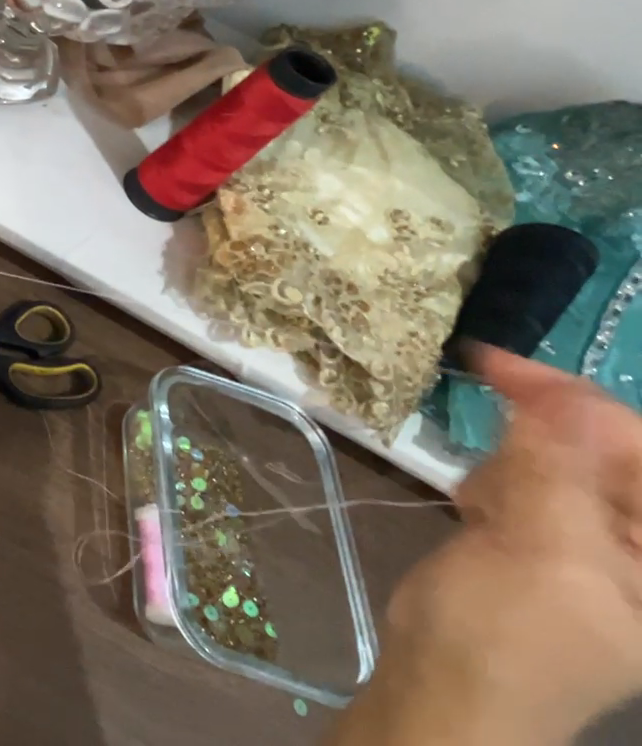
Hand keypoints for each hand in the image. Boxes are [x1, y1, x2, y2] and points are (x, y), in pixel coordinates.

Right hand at [331, 346, 641, 743]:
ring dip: (510, 470)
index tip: (493, 364)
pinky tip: (478, 514)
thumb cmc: (503, 636)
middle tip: (490, 482)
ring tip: (482, 511)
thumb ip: (556, 473)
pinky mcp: (552, 541)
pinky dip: (496, 487)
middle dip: (537, 451)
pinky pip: (531, 485)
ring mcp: (604, 544)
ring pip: (559, 464)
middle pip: (605, 453)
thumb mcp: (538, 553)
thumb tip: (563, 395)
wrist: (445, 687)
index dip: (580, 403)